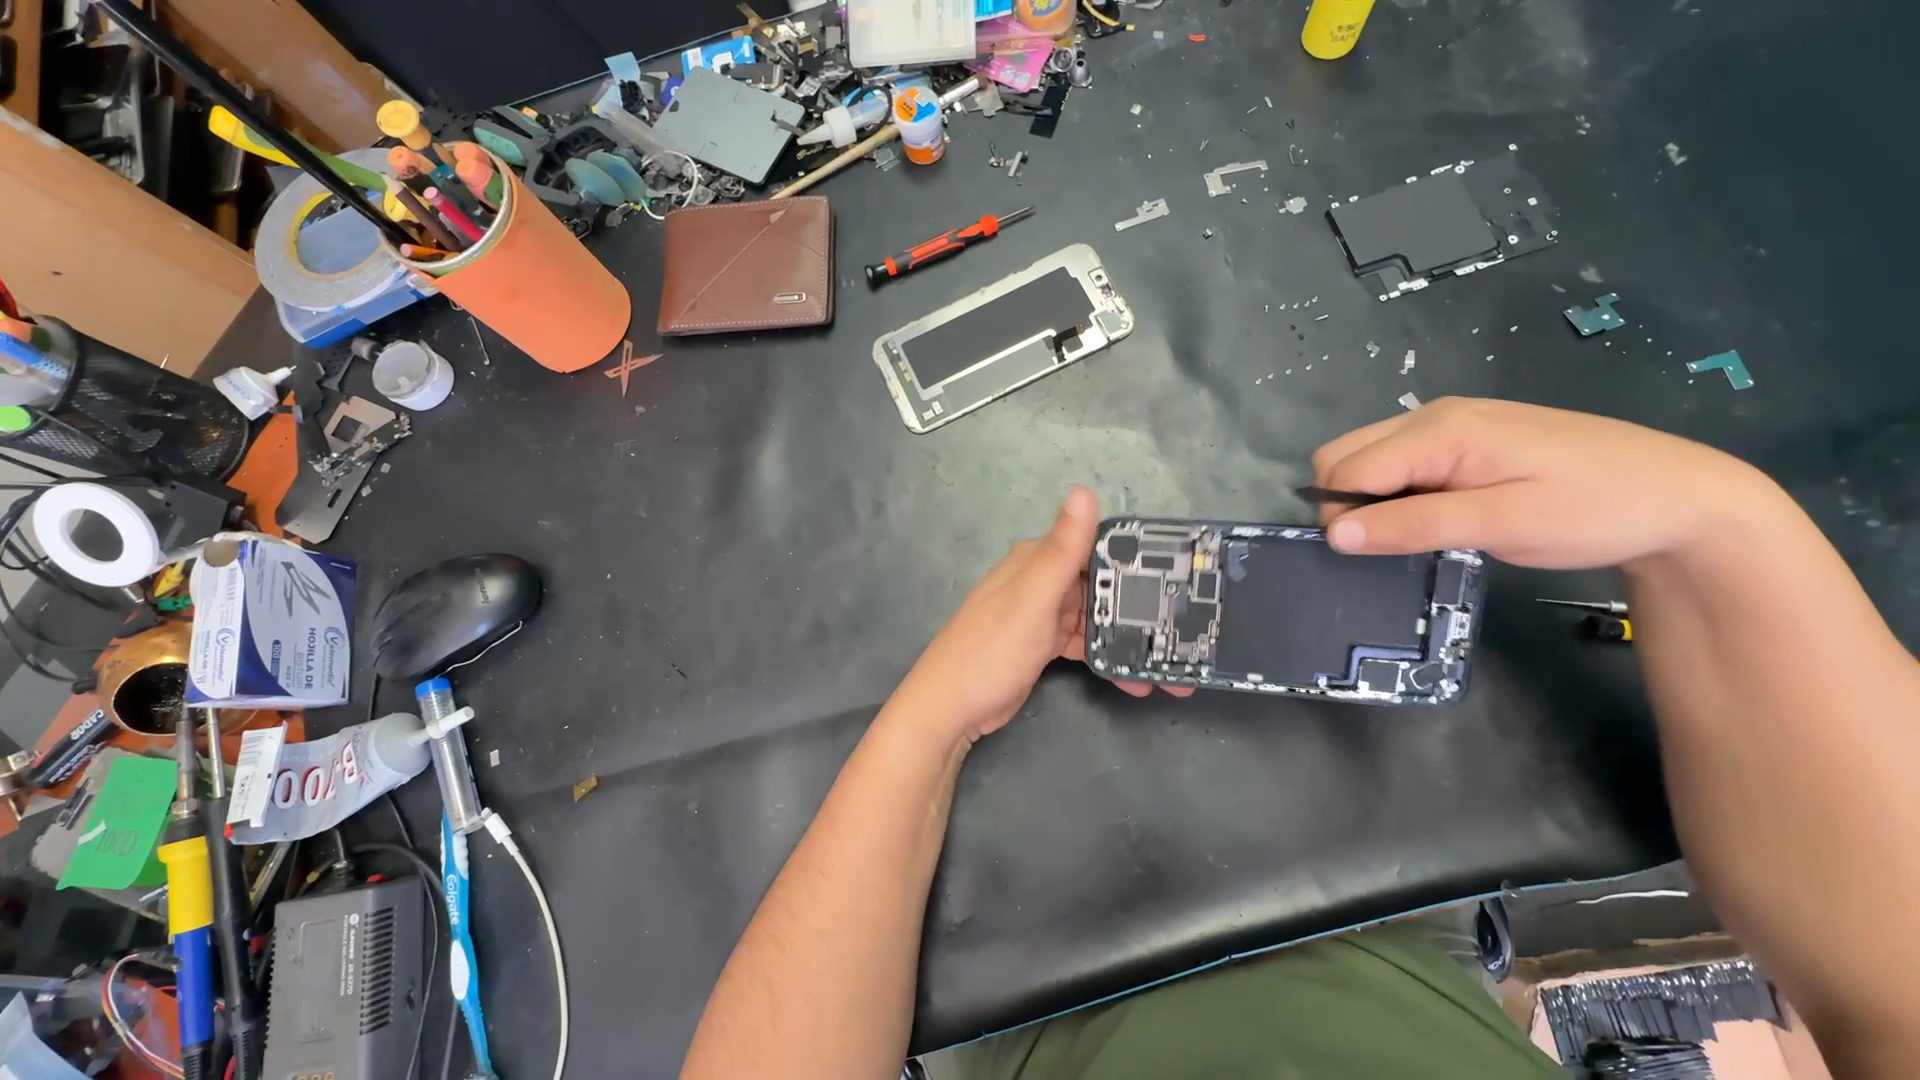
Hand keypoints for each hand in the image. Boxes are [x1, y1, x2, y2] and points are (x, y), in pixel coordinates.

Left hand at [895, 487, 1189, 744]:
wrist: (949, 710)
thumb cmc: (989, 651)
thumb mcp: (1031, 601)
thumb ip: (1061, 551)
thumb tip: (1083, 490)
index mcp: (1035, 560)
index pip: (1095, 546)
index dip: (1137, 558)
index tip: (1180, 573)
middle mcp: (1040, 580)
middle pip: (1100, 585)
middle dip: (1141, 607)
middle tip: (1185, 630)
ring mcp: (1040, 614)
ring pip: (1094, 617)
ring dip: (1128, 638)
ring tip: (1169, 663)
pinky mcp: (1041, 645)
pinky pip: (1082, 643)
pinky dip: (1106, 657)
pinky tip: (1135, 679)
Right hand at [1310, 397, 1780, 567]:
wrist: (1684, 496)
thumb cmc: (1593, 510)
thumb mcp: (1502, 525)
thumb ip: (1413, 526)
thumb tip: (1334, 535)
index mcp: (1440, 430)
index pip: (1346, 468)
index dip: (1340, 515)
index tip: (1368, 556)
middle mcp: (1435, 415)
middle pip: (1344, 454)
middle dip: (1345, 502)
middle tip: (1390, 544)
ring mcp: (1452, 422)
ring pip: (1367, 456)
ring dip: (1370, 497)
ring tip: (1416, 530)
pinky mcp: (1468, 437)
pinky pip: (1399, 459)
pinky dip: (1396, 490)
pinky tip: (1436, 512)